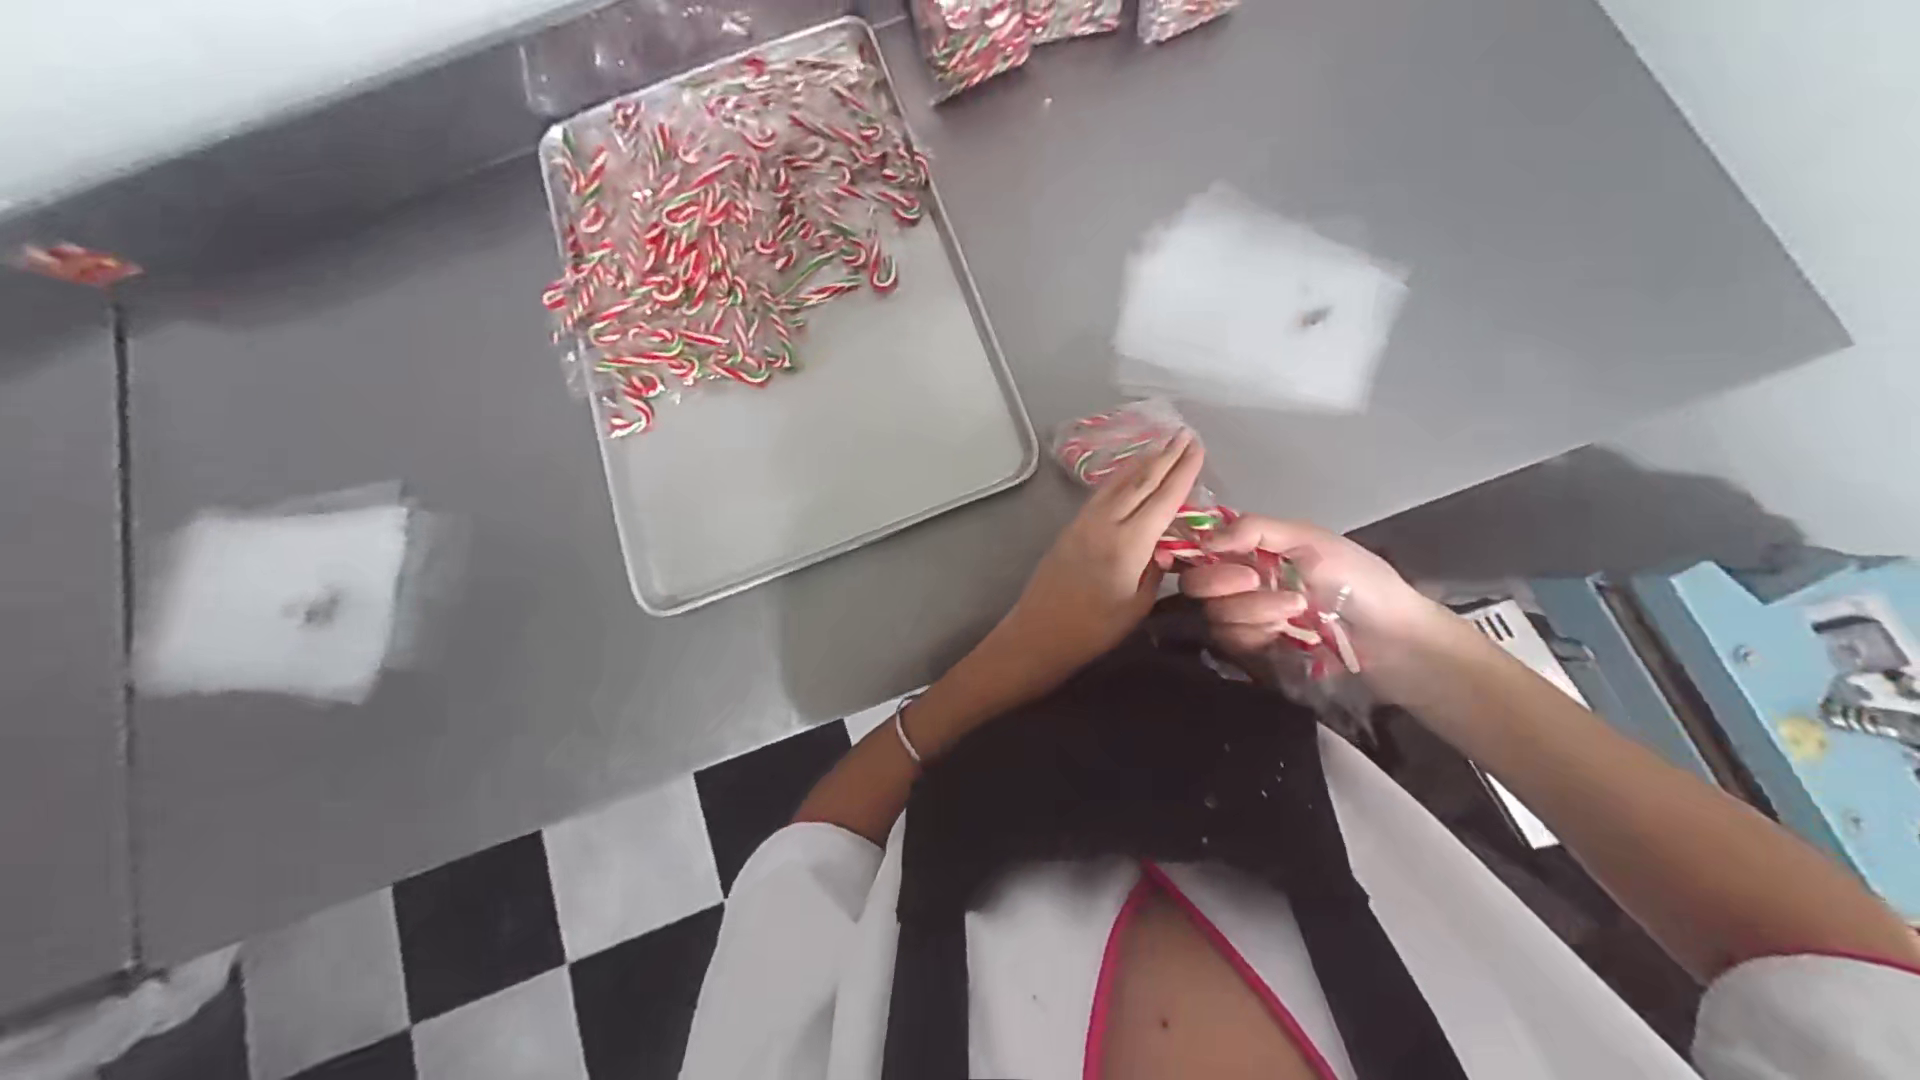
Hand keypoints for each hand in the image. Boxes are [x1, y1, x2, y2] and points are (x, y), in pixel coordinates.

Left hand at [986, 431, 1205, 695]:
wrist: (1037, 634)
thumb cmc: (1092, 630)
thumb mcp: (1137, 606)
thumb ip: (1155, 570)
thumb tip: (1164, 547)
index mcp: (1128, 543)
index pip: (1163, 499)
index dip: (1182, 472)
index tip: (1197, 448)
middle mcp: (1105, 523)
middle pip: (1140, 482)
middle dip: (1165, 457)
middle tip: (1184, 435)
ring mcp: (1084, 523)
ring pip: (1118, 483)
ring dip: (1142, 462)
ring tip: (1161, 445)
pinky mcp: (1071, 528)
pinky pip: (1102, 493)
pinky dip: (1121, 478)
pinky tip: (1128, 474)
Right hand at [1178, 516, 1454, 701]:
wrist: (1393, 641)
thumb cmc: (1358, 581)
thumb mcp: (1312, 541)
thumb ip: (1255, 530)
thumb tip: (1204, 539)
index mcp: (1252, 549)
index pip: (1201, 547)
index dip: (1193, 551)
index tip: (1209, 555)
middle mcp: (1240, 582)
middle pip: (1197, 583)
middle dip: (1223, 582)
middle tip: (1256, 580)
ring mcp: (1245, 618)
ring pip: (1215, 613)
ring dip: (1253, 609)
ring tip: (1296, 609)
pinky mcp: (1253, 650)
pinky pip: (1230, 641)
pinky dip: (1256, 634)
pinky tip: (1286, 632)